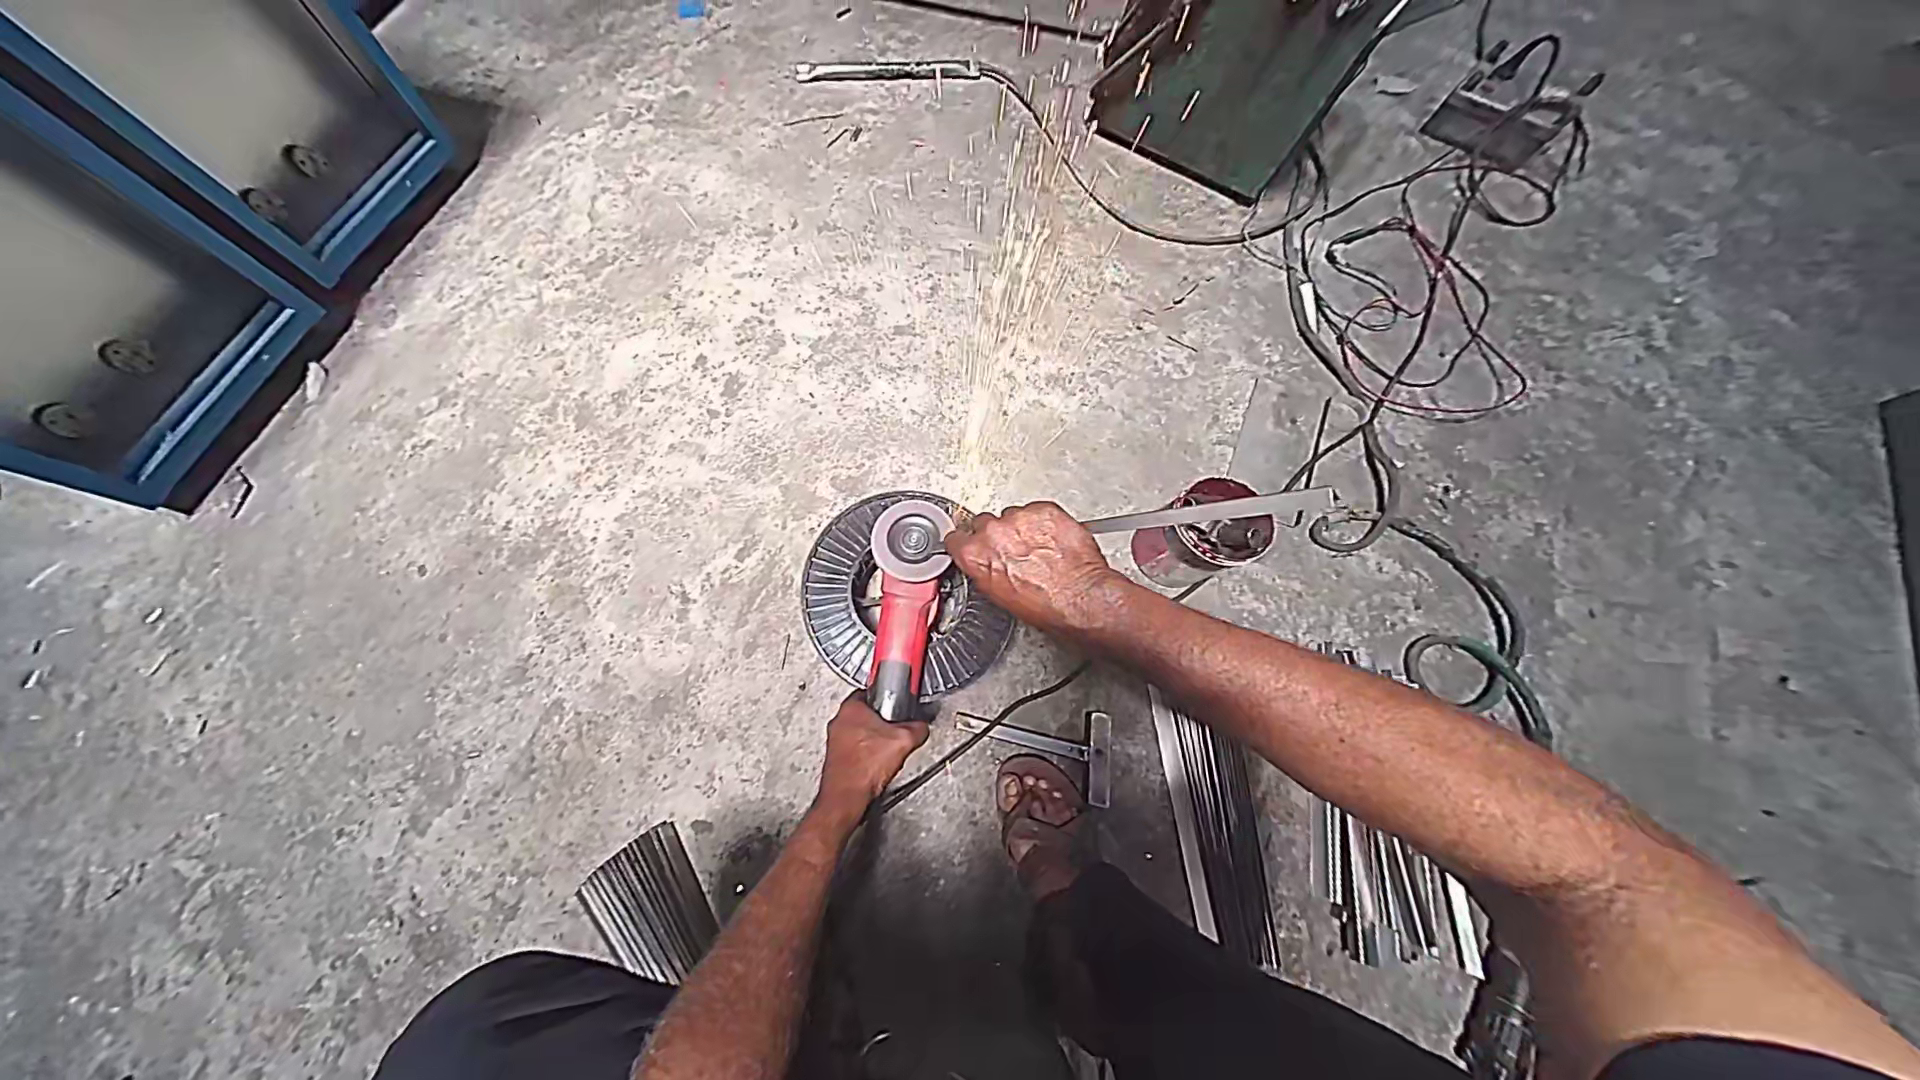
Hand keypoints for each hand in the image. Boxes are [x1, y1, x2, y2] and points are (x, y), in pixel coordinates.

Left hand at [815, 693, 928, 818]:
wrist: (847, 796)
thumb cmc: (864, 767)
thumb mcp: (904, 741)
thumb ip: (917, 727)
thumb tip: (921, 727)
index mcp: (851, 708)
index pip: (870, 691)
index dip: (886, 697)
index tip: (894, 702)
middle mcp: (839, 721)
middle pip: (865, 712)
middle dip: (881, 720)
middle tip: (894, 729)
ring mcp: (835, 740)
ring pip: (859, 731)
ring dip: (873, 737)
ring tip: (886, 748)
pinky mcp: (836, 757)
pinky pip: (854, 747)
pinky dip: (865, 752)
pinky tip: (876, 763)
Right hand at [945, 502, 1123, 634]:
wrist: (1078, 596)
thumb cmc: (1043, 604)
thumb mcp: (998, 595)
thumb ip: (983, 570)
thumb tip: (985, 565)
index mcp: (974, 554)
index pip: (956, 538)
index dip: (968, 543)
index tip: (974, 545)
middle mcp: (993, 532)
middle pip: (984, 523)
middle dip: (997, 535)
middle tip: (1015, 551)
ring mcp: (1019, 518)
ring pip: (1013, 515)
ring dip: (1022, 528)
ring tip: (1039, 549)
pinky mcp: (1044, 510)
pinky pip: (1038, 511)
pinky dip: (1044, 523)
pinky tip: (1052, 541)